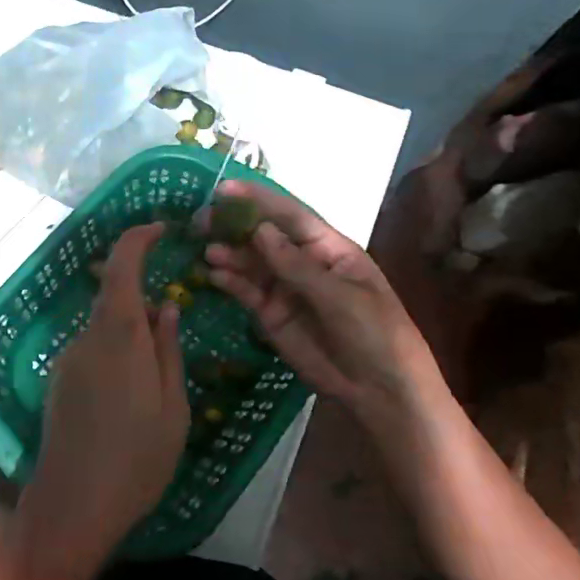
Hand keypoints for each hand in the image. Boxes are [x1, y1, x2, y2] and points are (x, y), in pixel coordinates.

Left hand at [23, 223, 188, 559]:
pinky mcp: (58, 379)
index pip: (121, 267)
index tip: (160, 228)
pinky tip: (130, 391)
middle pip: (111, 296)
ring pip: (103, 326)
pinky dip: (114, 351)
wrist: (74, 499)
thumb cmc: (138, 457)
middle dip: (140, 289)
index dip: (137, 239)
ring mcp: (67, 358)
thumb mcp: (173, 406)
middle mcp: (85, 337)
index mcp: (118, 336)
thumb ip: (168, 349)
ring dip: (129, 329)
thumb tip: (167, 305)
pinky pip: (91, 349)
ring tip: (158, 371)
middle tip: (175, 309)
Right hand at [199, 181, 448, 426]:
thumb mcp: (341, 297)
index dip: (258, 200)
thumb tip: (259, 230)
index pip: (290, 216)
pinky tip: (213, 276)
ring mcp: (284, 288)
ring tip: (206, 252)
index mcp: (330, 249)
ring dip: (227, 254)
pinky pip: (244, 290)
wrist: (379, 390)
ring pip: (249, 262)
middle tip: (201, 220)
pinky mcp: (269, 313)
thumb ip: (296, 265)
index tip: (223, 189)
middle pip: (263, 236)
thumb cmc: (375, 335)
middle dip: (233, 225)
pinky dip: (228, 281)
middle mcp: (303, 262)